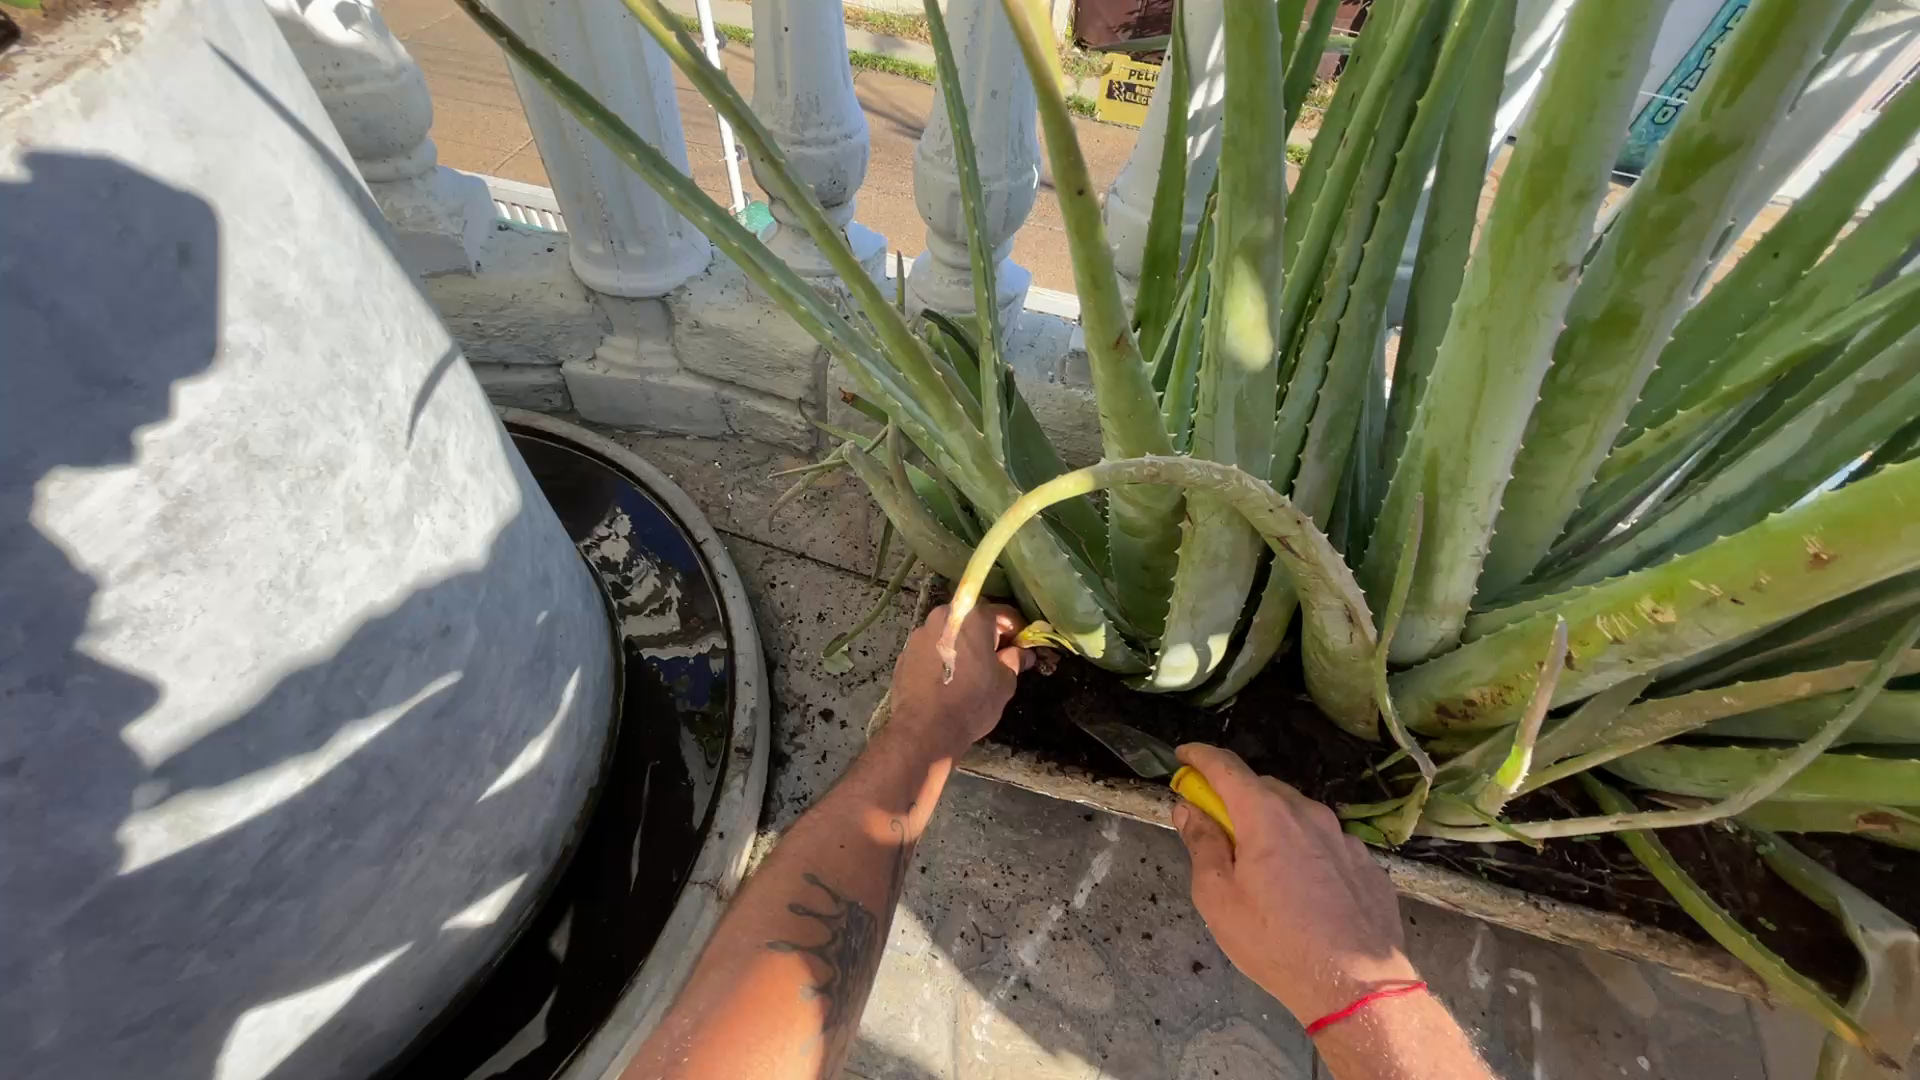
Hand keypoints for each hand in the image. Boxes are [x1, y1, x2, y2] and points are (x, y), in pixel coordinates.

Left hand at [885, 603, 1030, 755]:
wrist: (925, 728)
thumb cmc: (972, 701)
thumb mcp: (1005, 682)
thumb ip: (1015, 660)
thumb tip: (1022, 653)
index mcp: (972, 617)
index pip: (1002, 612)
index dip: (1016, 628)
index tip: (1021, 644)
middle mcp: (943, 616)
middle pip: (972, 618)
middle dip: (987, 633)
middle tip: (998, 655)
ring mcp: (920, 633)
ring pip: (949, 632)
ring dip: (962, 644)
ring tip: (971, 669)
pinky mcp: (905, 652)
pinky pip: (931, 647)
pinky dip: (943, 656)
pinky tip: (948, 678)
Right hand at [1172, 744, 1420, 1023]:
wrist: (1359, 990)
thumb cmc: (1276, 942)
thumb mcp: (1217, 897)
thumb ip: (1201, 844)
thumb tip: (1189, 809)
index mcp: (1265, 815)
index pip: (1225, 766)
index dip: (1199, 755)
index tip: (1183, 756)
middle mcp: (1307, 814)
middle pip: (1262, 787)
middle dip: (1234, 795)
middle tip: (1217, 822)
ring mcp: (1344, 838)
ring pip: (1298, 813)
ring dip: (1273, 822)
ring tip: (1263, 861)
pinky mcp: (1368, 865)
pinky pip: (1327, 842)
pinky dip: (1306, 848)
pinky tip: (1304, 885)